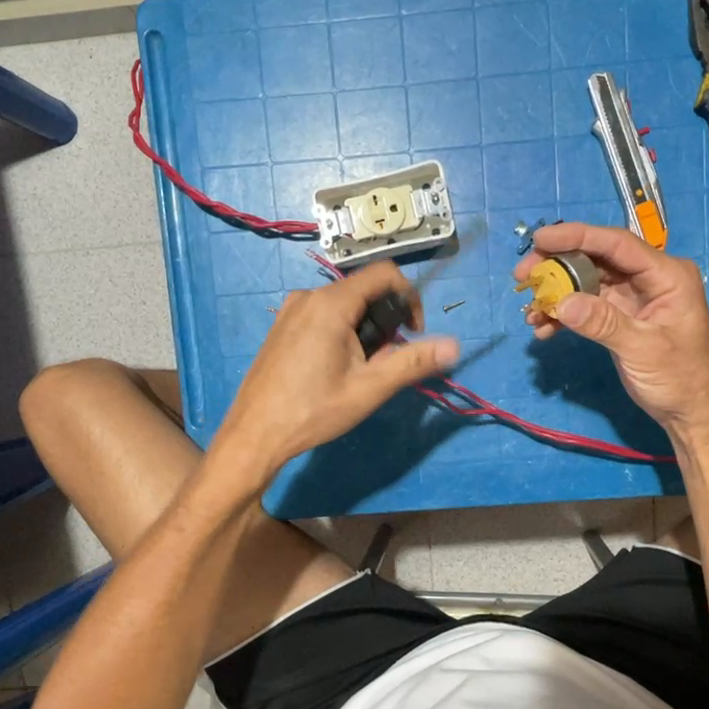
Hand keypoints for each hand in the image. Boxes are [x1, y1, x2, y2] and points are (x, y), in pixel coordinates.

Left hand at [214, 262, 458, 478]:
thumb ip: (412, 362)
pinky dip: (342, 334)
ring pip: (344, 306)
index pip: (384, 274)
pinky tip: (334, 371)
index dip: (409, 297)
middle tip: (383, 362)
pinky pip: (323, 316)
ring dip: (364, 330)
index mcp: (331, 303)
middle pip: (364, 291)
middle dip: (385, 320)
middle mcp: (308, 296)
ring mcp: (291, 311)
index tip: (414, 332)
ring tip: (358, 372)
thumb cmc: (313, 411)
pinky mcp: (282, 327)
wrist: (255, 434)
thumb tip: (454, 346)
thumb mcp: (369, 389)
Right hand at [516, 223, 708, 431]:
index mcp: (666, 275)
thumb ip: (604, 323)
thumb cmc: (680, 378)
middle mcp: (648, 278)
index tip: (540, 238)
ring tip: (529, 310)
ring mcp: (632, 297)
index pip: (617, 244)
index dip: (577, 237)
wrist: (691, 412)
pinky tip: (542, 329)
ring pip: (586, 282)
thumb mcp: (643, 349)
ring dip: (556, 293)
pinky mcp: (619, 317)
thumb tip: (562, 303)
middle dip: (557, 265)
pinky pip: (586, 307)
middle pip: (596, 258)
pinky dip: (564, 316)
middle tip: (523, 275)